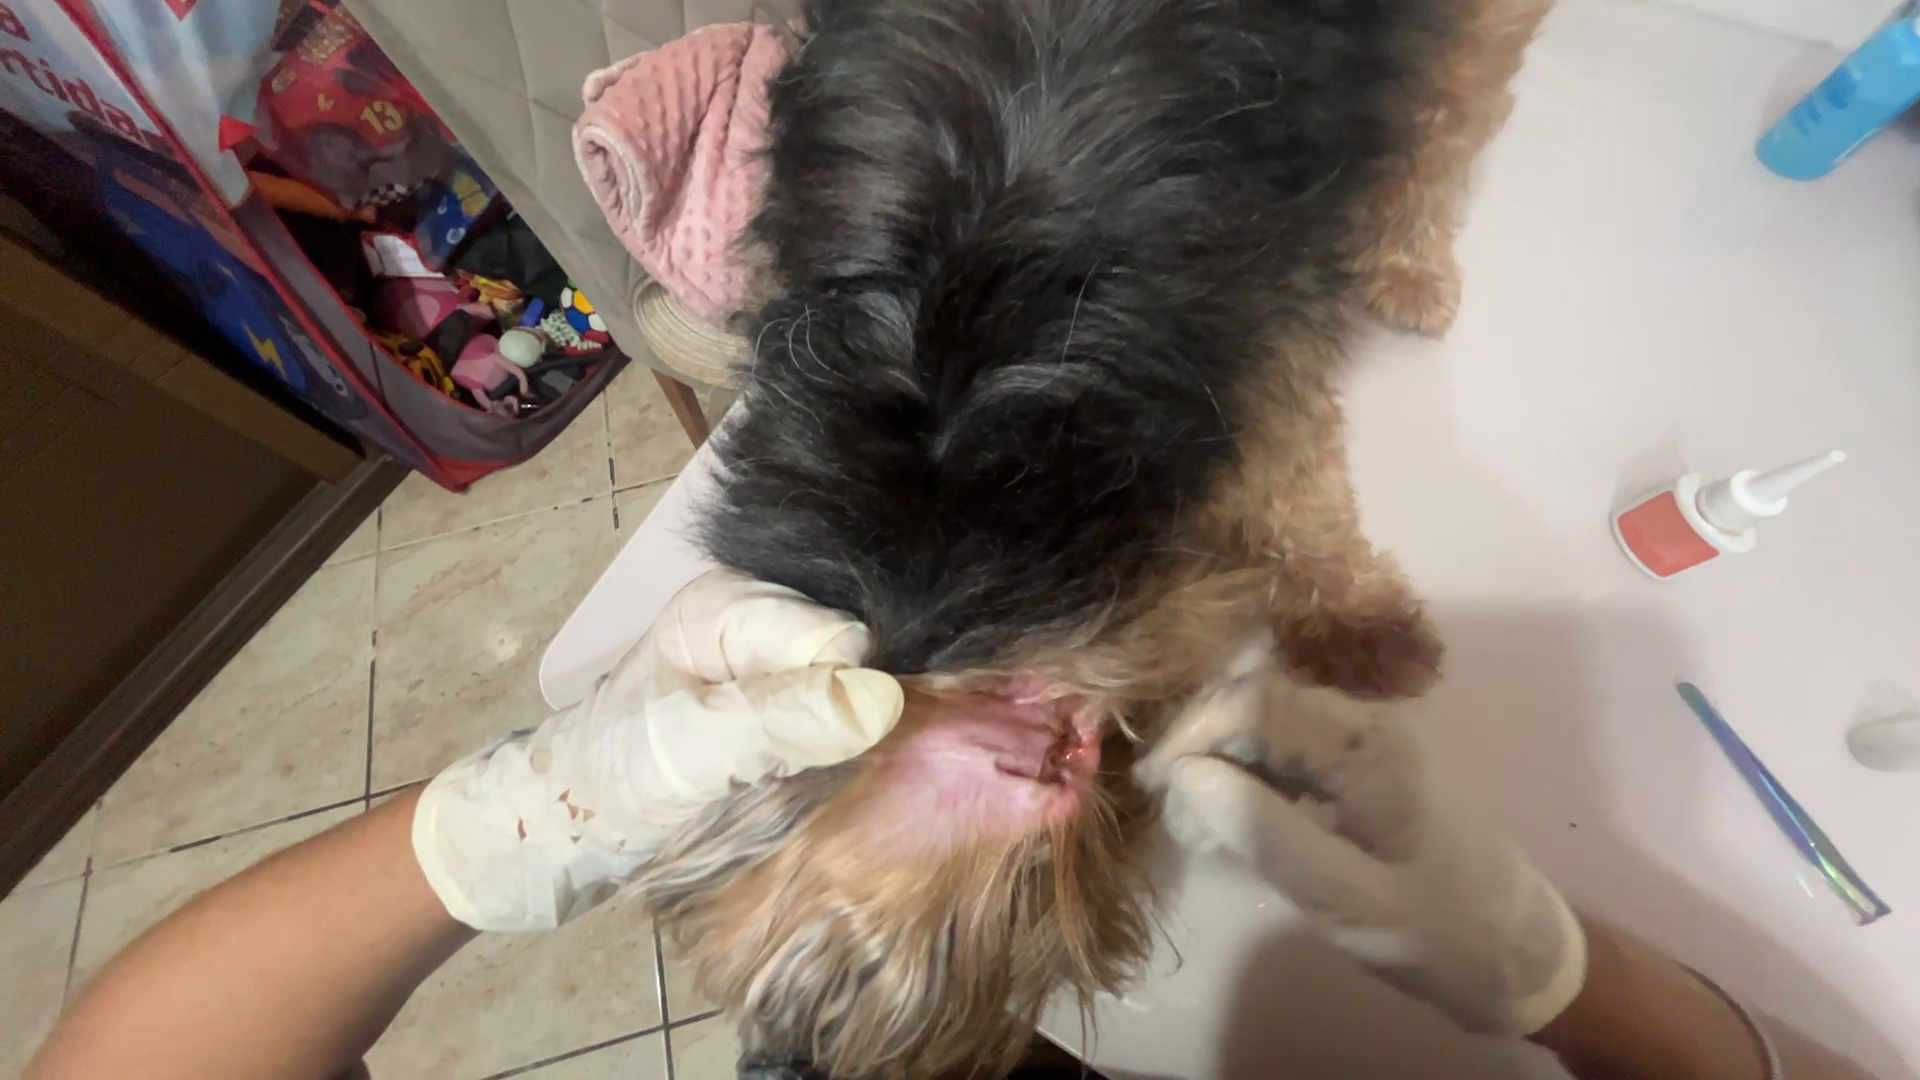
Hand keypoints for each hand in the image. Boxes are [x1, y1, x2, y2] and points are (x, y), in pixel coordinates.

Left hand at [413, 569, 903, 930]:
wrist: (567, 822)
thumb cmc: (613, 776)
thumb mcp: (693, 749)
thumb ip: (781, 720)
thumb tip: (884, 700)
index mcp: (731, 602)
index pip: (836, 634)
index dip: (850, 693)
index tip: (843, 754)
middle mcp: (759, 614)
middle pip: (848, 652)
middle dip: (850, 711)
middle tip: (825, 768)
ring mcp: (768, 654)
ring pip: (848, 683)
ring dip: (844, 733)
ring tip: (814, 772)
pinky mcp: (775, 691)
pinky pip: (834, 708)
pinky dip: (835, 744)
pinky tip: (817, 769)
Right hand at [1148, 671, 1586, 1035]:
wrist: (1526, 962)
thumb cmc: (1441, 935)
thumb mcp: (1350, 900)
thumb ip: (1267, 833)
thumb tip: (1188, 775)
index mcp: (1364, 747)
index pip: (1254, 703)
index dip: (1193, 731)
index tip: (1157, 781)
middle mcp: (1358, 725)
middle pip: (1251, 703)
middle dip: (1197, 745)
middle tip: (1165, 802)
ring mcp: (1354, 742)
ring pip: (1258, 725)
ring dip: (1213, 761)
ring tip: (1188, 817)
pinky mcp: (1349, 766)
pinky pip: (1276, 752)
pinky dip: (1238, 777)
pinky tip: (1222, 819)